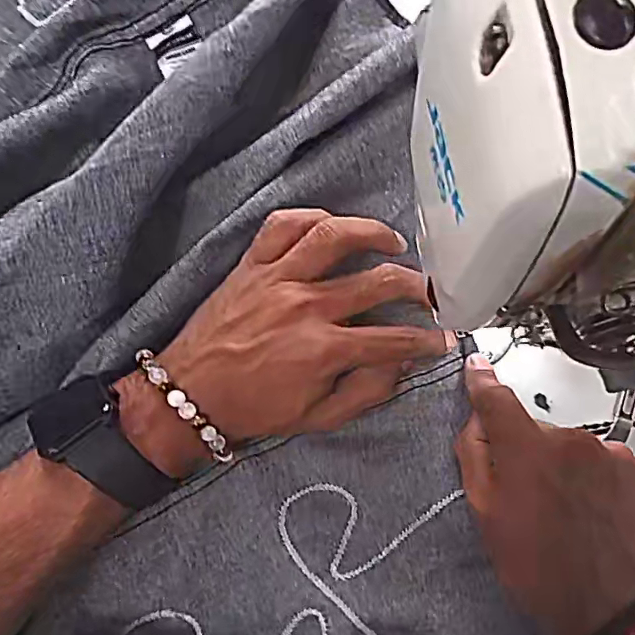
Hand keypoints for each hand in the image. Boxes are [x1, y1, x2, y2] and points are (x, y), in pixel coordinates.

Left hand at [116, 209, 450, 476]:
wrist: (193, 395)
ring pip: (334, 237)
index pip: (394, 338)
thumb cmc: (255, 410)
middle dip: (416, 287)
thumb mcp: (318, 417)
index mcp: (324, 350)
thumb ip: (366, 392)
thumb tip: (401, 366)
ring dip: (371, 233)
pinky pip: (284, 226)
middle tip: (428, 293)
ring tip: (392, 242)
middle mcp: (306, 307)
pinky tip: (331, 226)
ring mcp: (277, 280)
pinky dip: (311, 217)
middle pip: (378, 281)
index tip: (441, 337)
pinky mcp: (252, 266)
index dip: (427, 339)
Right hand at [455, 353, 634, 634]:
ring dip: (562, 463)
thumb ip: (474, 454)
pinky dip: (591, 474)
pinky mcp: (633, 467)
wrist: (594, 603)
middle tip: (527, 491)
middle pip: (535, 426)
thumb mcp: (483, 512)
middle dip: (527, 448)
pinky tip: (585, 506)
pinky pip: (601, 457)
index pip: (496, 397)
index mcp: (525, 450)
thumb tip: (476, 423)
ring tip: (560, 507)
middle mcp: (570, 442)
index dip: (482, 381)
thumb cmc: (537, 567)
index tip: (478, 370)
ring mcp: (606, 453)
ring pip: (570, 443)